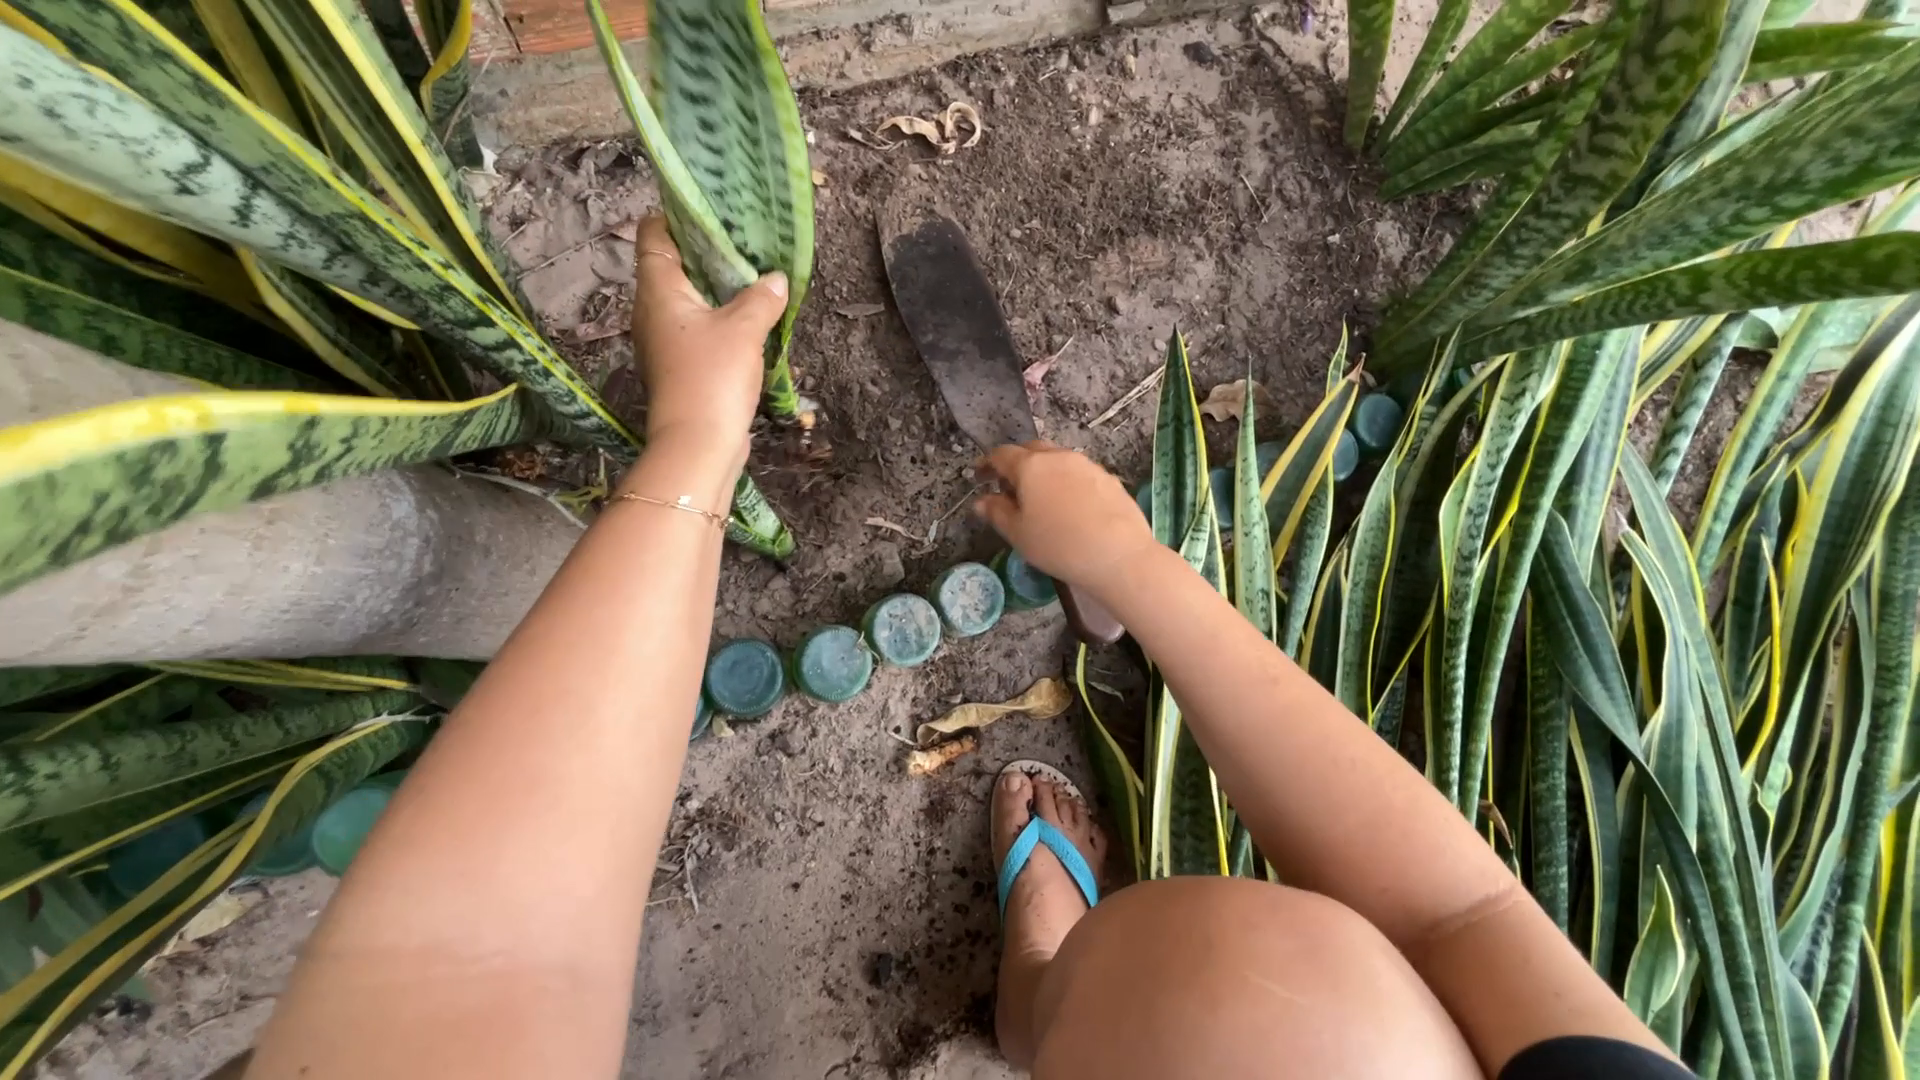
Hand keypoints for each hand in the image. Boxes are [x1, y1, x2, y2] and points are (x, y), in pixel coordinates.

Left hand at [630, 217, 788, 468]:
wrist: (698, 444)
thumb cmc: (712, 377)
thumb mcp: (744, 330)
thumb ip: (761, 298)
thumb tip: (776, 279)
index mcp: (658, 289)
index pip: (654, 233)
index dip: (679, 216)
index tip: (716, 213)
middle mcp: (651, 310)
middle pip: (673, 265)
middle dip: (708, 253)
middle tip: (747, 245)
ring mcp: (663, 340)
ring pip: (688, 299)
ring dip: (718, 289)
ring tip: (754, 280)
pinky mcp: (680, 365)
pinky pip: (698, 328)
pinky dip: (720, 318)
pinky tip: (750, 320)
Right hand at [972, 441, 1161, 597]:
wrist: (1119, 556)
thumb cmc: (1059, 546)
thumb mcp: (1018, 534)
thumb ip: (996, 512)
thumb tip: (981, 500)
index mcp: (1031, 466)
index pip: (1001, 454)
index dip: (987, 463)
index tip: (979, 475)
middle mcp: (1059, 457)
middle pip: (1031, 450)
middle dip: (1017, 463)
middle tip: (1009, 486)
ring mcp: (1087, 465)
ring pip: (1058, 460)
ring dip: (1043, 472)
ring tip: (1040, 498)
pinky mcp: (1108, 478)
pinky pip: (1079, 473)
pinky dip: (1066, 483)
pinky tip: (1070, 507)